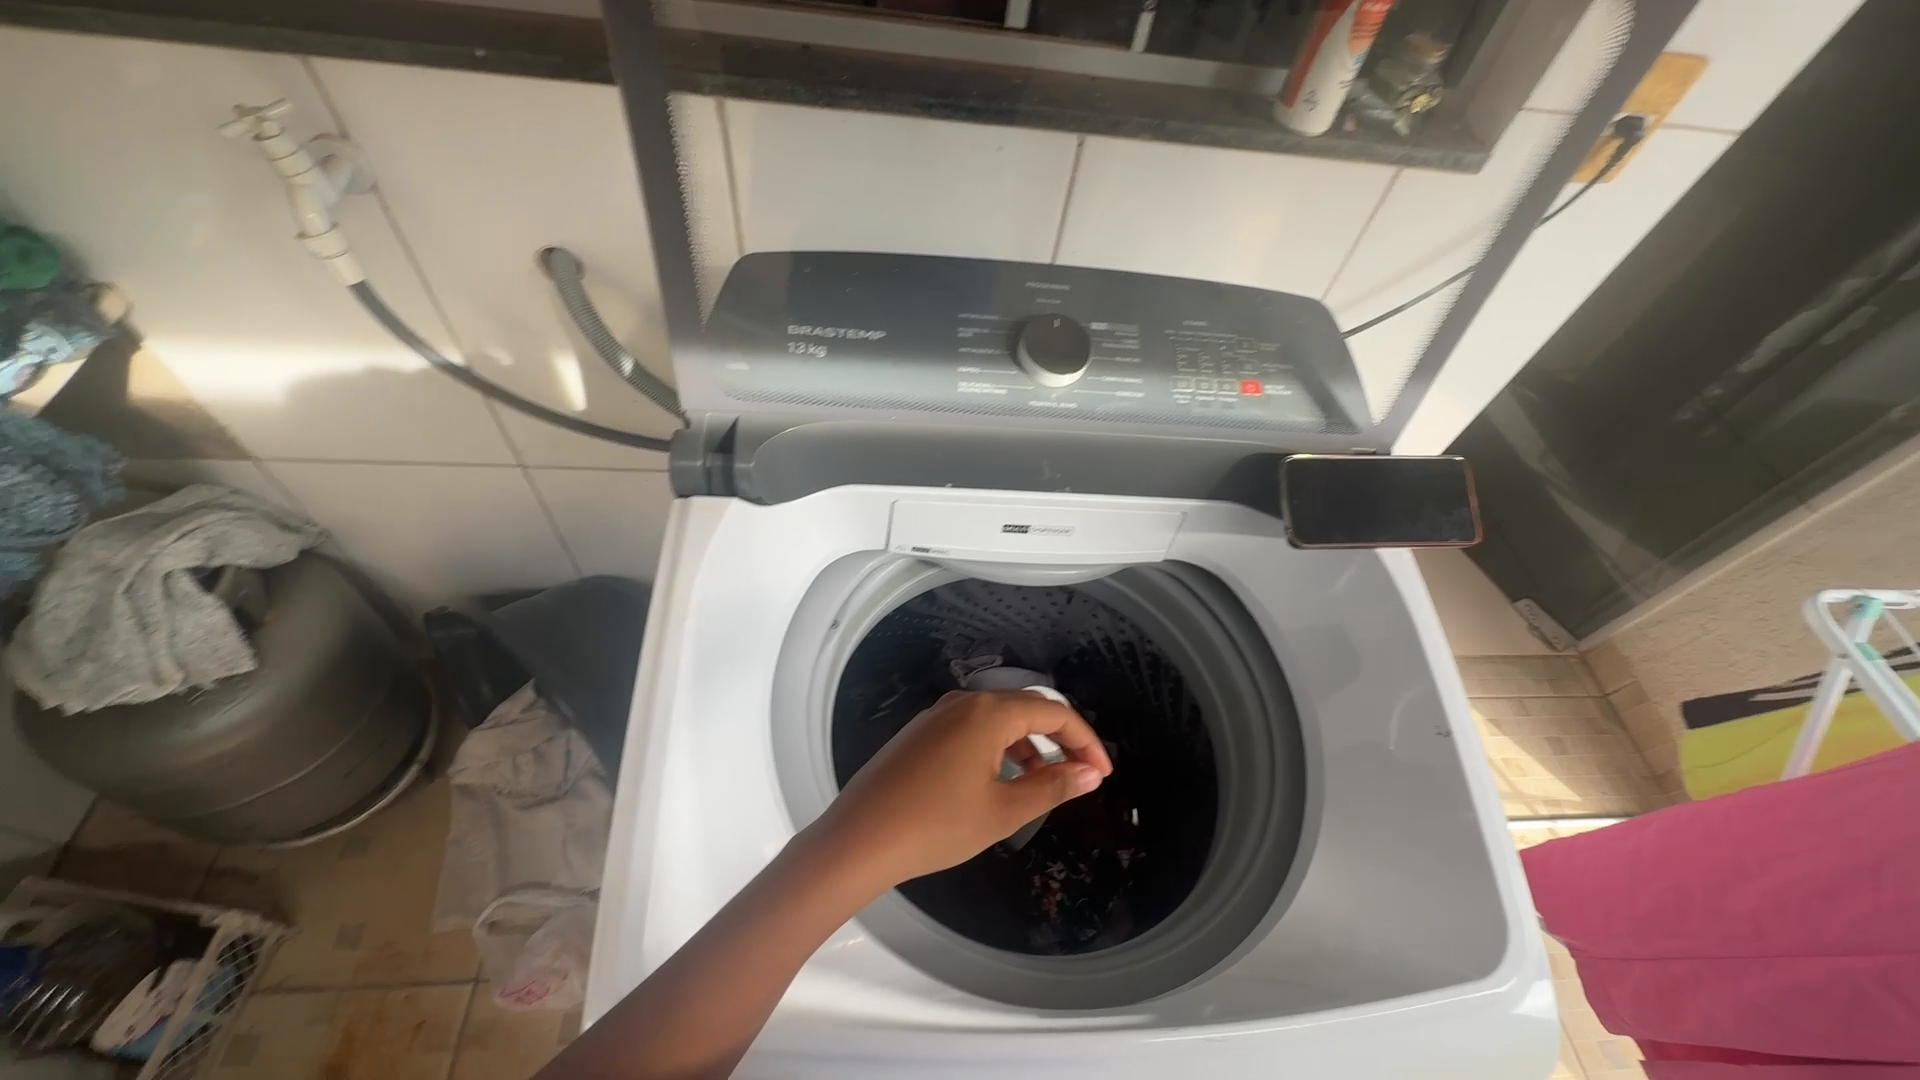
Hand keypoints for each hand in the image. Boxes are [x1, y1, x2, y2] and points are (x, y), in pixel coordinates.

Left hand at [811, 690, 1113, 891]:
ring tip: (1042, 782)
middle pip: (1026, 708)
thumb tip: (1089, 773)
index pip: (1053, 712)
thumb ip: (1052, 786)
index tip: (1102, 773)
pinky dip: (997, 747)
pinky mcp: (918, 733)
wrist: (860, 838)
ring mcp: (936, 715)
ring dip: (1027, 744)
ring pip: (997, 718)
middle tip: (1081, 774)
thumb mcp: (1003, 811)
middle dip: (1059, 738)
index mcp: (988, 712)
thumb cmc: (938, 825)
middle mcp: (963, 701)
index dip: (1084, 740)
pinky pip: (971, 727)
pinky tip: (997, 780)